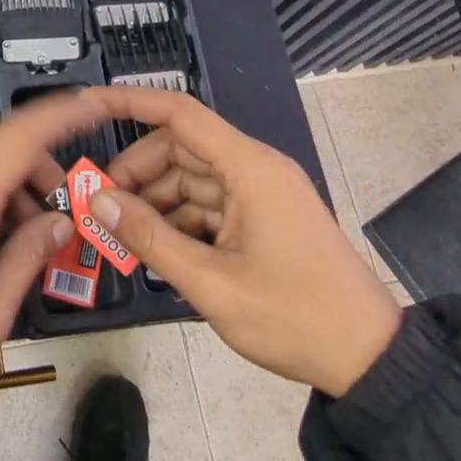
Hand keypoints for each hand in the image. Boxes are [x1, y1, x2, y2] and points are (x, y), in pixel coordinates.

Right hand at [84, 87, 401, 397]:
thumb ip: (150, 239)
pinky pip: (209, 203)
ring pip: (191, 178)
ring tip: (123, 233)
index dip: (132, 102)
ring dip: (155, 200)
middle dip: (136, 171)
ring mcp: (261, 194)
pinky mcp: (264, 218)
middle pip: (181, 148)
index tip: (91, 103)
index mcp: (250, 168)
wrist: (369, 358)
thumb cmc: (294, 316)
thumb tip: (100, 202)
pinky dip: (179, 219)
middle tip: (101, 205)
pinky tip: (157, 249)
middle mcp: (255, 170)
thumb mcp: (213, 283)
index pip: (181, 114)